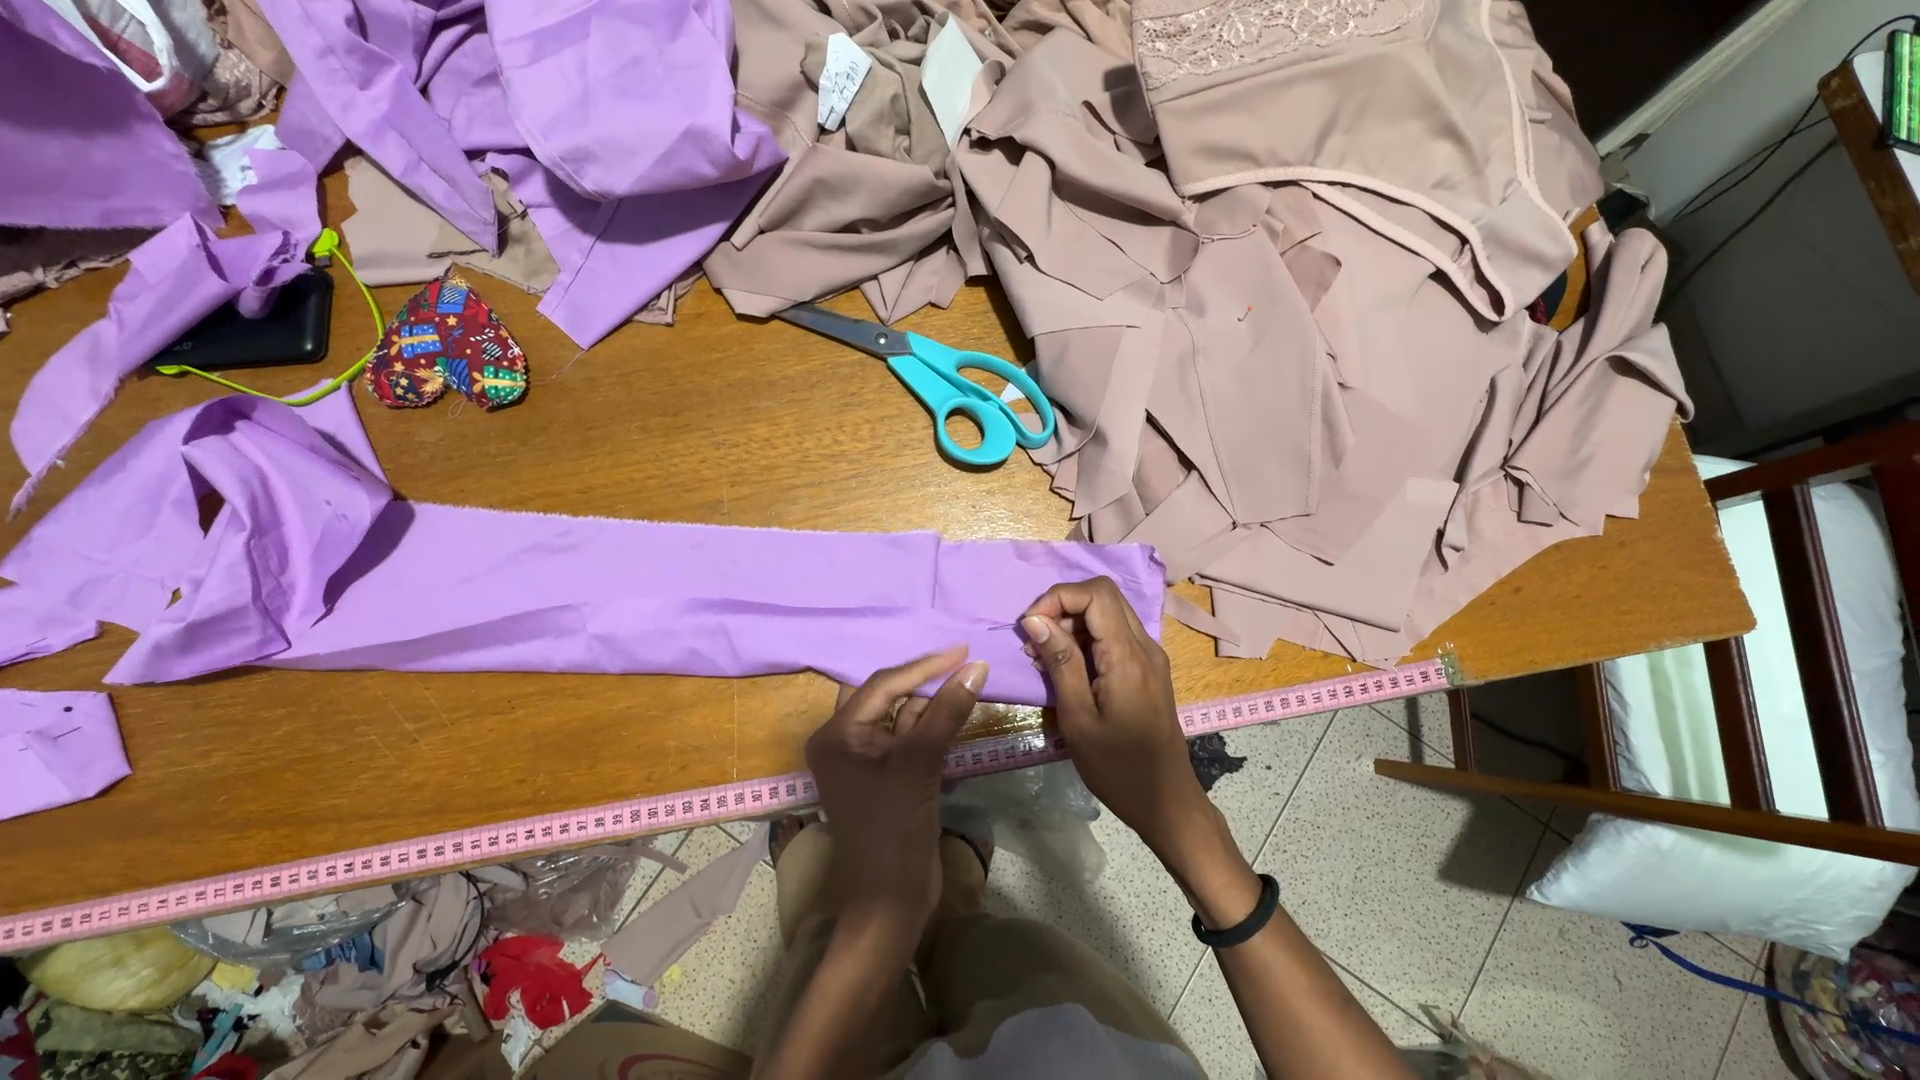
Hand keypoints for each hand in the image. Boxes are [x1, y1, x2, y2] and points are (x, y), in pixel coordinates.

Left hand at [806, 647, 987, 928]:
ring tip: (967, 681)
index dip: (925, 666)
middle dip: (923, 680)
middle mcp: (843, 741)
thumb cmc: (894, 828)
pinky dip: (931, 728)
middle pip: (887, 696)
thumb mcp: (919, 764)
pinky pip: (907, 741)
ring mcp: (864, 762)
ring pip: (899, 718)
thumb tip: (975, 667)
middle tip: (963, 662)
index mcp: (836, 734)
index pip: (882, 684)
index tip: (963, 649)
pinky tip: (956, 714)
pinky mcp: (885, 780)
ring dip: (930, 703)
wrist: (890, 899)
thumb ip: (946, 711)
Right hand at [1021, 578, 1208, 855]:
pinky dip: (1087, 641)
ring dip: (1073, 624)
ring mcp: (1150, 658)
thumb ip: (1060, 663)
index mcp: (1129, 655)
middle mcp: (1145, 646)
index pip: (1096, 593)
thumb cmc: (1117, 768)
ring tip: (1043, 658)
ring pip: (1109, 614)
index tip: (1030, 628)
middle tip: (1034, 642)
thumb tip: (1035, 619)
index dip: (1058, 597)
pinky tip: (1066, 670)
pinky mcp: (1147, 671)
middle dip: (1063, 607)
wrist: (1165, 801)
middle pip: (1104, 597)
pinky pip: (1116, 637)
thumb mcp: (1078, 718)